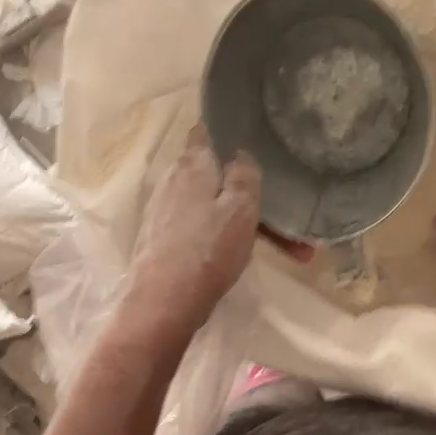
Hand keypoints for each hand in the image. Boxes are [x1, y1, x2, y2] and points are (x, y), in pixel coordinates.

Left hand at [128, 125, 262, 330]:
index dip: (222, 133)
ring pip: (207, 206)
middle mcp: (172, 181)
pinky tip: (235, 255)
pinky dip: (219, 236)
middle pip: (209, 175)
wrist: (164, 301)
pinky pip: (198, 228)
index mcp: (192, 166)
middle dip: (239, 189)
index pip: (203, 134)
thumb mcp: (240, 209)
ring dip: (235, 219)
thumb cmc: (208, 249)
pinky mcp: (161, 240)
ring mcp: (163, 212)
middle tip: (274, 211)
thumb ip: (244, 177)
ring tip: (272, 243)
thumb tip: (240, 154)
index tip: (244, 138)